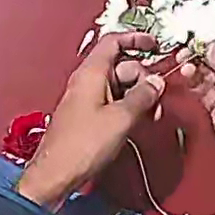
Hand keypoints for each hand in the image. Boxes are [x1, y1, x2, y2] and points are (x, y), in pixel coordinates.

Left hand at [18, 33, 166, 207]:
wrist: (56, 174)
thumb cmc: (83, 144)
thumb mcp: (121, 118)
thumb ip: (142, 97)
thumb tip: (157, 82)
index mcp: (92, 73)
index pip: (114, 42)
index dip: (136, 39)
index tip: (155, 45)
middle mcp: (88, 81)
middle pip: (122, 66)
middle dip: (144, 78)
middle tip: (158, 97)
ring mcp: (87, 98)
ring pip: (120, 85)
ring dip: (139, 96)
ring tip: (152, 114)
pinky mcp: (88, 115)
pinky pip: (113, 101)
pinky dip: (128, 107)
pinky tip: (138, 121)